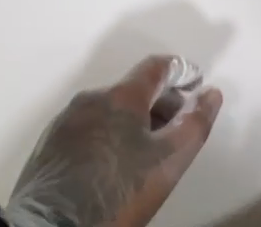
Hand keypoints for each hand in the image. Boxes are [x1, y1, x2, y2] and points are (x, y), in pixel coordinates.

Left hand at [4, 56, 222, 226]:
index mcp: (121, 96)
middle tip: (177, 127)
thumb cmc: (118, 193)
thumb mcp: (168, 163)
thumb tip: (211, 93)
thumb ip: (194, 124)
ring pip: (109, 110)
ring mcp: (66, 122)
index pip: (156, 66)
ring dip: (133, 121)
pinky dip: (109, 135)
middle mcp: (91, 99)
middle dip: (160, 102)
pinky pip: (89, 129)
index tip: (197, 84)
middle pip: (133, 89)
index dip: (181, 71)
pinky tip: (113, 165)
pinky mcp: (49, 147)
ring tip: (147, 151)